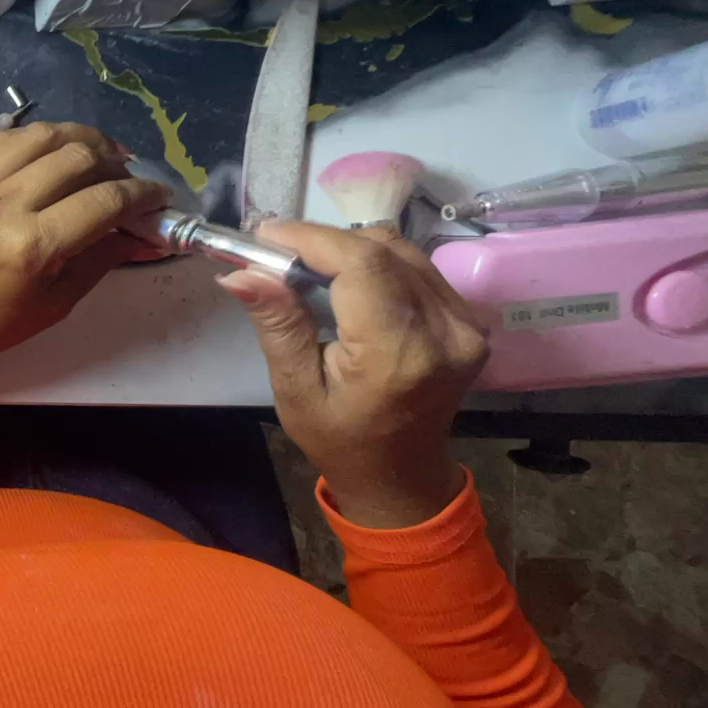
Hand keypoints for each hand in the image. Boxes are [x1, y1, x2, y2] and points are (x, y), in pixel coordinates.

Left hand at [0, 122, 169, 396]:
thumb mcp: (56, 303)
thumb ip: (102, 258)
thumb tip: (143, 230)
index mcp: (31, 245)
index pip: (104, 200)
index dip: (143, 194)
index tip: (157, 196)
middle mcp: (2, 205)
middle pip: (78, 155)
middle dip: (115, 163)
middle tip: (124, 179)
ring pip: (41, 135)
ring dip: (79, 139)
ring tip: (94, 157)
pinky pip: (3, 139)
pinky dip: (34, 140)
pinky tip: (49, 154)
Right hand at [217, 223, 488, 527]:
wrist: (400, 471)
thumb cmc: (337, 437)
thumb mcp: (293, 388)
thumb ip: (277, 324)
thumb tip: (239, 273)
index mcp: (400, 353)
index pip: (362, 266)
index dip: (311, 239)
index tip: (263, 236)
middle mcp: (447, 329)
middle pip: (382, 250)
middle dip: (321, 240)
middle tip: (272, 250)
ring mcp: (466, 321)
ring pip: (401, 251)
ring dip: (345, 247)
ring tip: (300, 262)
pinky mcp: (468, 317)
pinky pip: (415, 267)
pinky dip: (370, 260)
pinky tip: (338, 277)